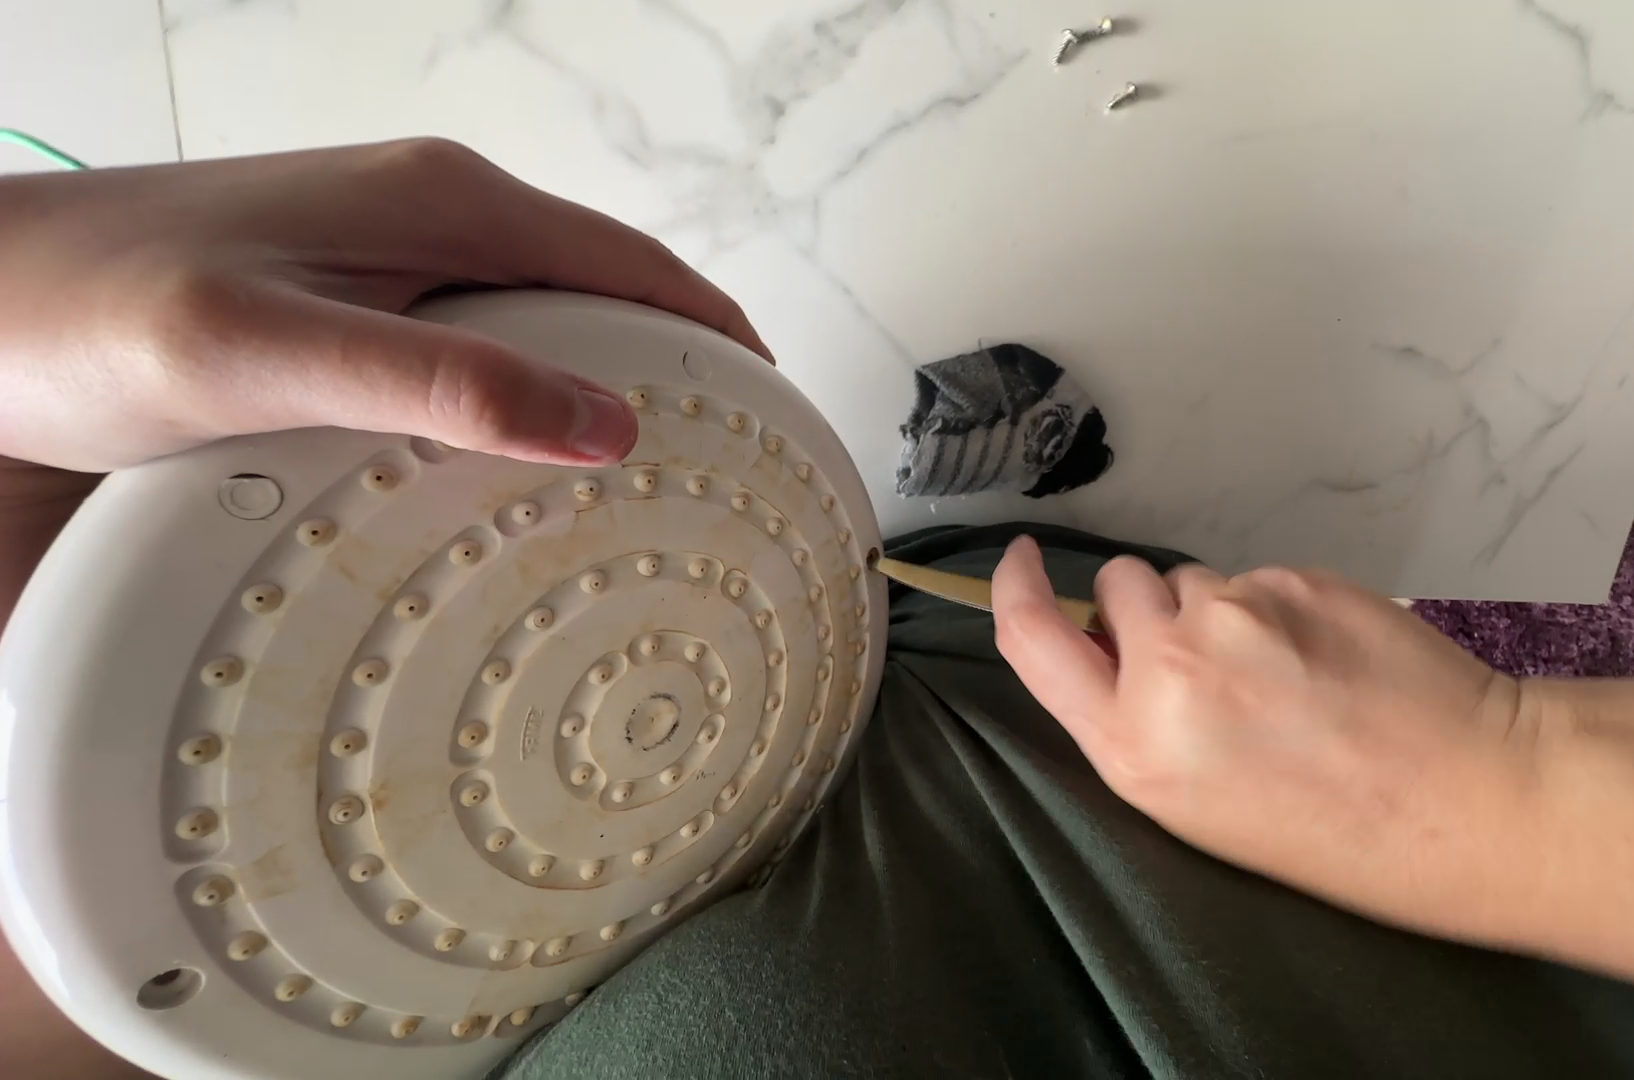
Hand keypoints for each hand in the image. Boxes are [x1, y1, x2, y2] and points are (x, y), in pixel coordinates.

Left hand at [0, 142, 767, 1077]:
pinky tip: (558, 449)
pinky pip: (519, 345)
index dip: (721, 329)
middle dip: (691, 359)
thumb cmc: (70, 314)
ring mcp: (420, 262)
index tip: (772, 398)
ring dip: (631, 378)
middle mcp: (451, 222)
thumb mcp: (263, 351)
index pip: (643, 265)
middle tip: (730, 443)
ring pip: (574, 320)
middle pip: (623, 290)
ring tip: (666, 456)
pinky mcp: (388, 305)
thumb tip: (608, 422)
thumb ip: (441, 381)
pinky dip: (566, 393)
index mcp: (455, 208)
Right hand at [991, 536, 1540, 944]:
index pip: (1030, 635)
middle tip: (1203, 662)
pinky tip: (1319, 655)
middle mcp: (1169, 669)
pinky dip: (1271, 608)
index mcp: (1132, 743)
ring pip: (1189, 579)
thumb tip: (1109, 643)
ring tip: (1276, 669)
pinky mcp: (1294, 580)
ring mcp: (1235, 614)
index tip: (1019, 558)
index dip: (1014, 586)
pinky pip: (1253, 578)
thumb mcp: (1186, 796)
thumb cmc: (1322, 825)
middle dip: (1143, 609)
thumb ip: (1127, 714)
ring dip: (1212, 610)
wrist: (1469, 799)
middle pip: (1116, 585)